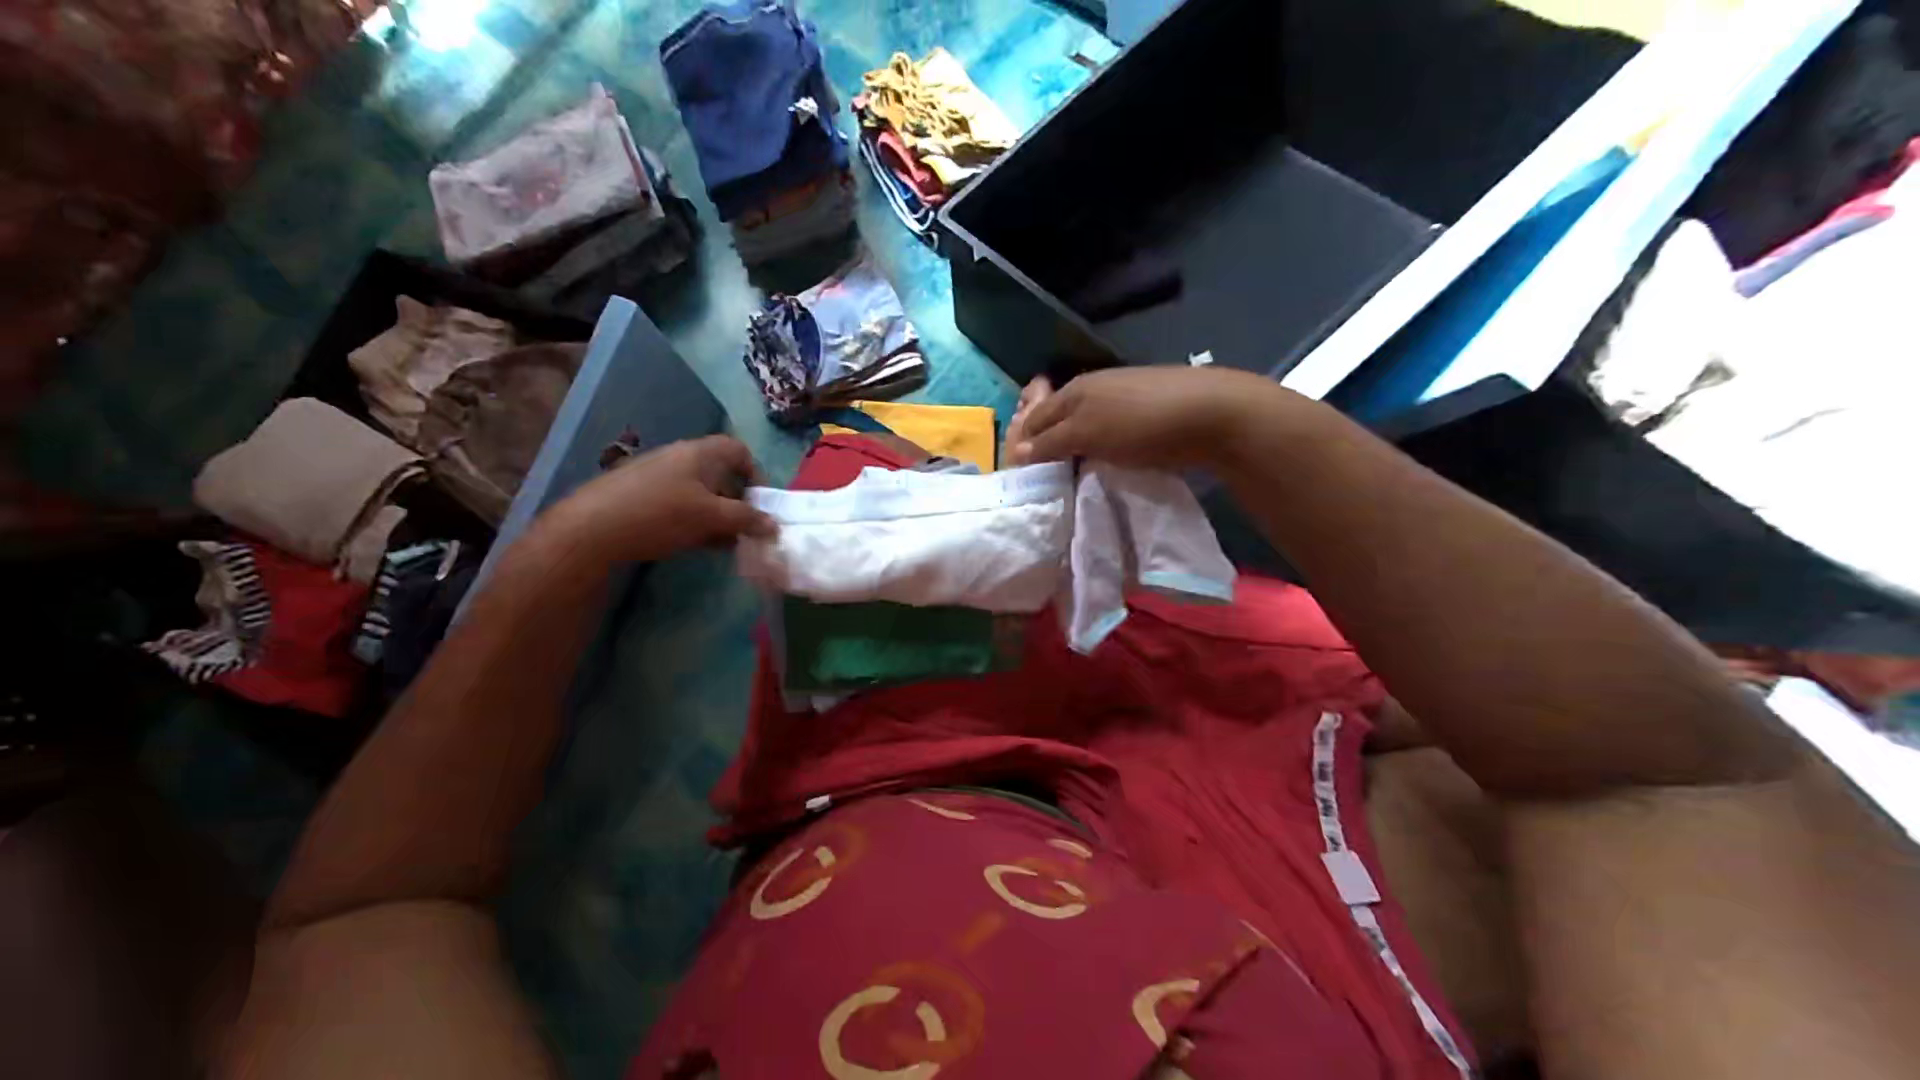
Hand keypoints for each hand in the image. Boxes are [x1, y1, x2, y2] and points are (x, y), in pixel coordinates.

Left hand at [548, 435, 775, 562]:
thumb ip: (746, 520)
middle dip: (737, 502)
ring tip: (722, 543)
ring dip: (716, 516)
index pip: (739, 451)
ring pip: (699, 492)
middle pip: (720, 473)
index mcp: (700, 453)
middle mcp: (679, 457)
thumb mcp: (712, 518)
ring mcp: (657, 475)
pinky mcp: (639, 495)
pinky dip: (693, 520)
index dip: (756, 474)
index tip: (760, 504)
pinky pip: (678, 503)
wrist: (591, 529)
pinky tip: (693, 543)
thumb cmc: (661, 514)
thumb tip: (773, 525)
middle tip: (744, 530)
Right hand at [1008, 366, 1300, 468]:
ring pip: (1084, 424)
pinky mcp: (1147, 411)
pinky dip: (1098, 446)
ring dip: (1073, 446)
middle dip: (1045, 443)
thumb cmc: (1141, 424)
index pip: (1034, 418)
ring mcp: (1123, 397)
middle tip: (1041, 480)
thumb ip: (1052, 442)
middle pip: (1057, 417)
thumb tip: (1017, 451)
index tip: (1018, 476)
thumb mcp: (1088, 434)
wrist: (1213, 415)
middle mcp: (1095, 388)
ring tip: (1069, 475)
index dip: (1022, 443)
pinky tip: (1102, 461)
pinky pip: (1109, 430)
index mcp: (1074, 390)